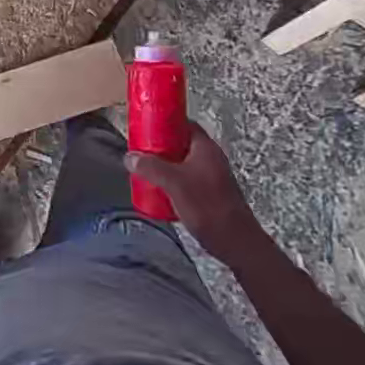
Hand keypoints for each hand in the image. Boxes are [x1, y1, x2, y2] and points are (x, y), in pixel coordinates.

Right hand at [126, 123, 268, 261]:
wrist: (234, 241)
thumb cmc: (207, 207)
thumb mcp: (174, 183)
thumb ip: (150, 167)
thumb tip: (129, 157)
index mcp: (205, 148)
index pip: (184, 124)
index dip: (164, 122)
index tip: (144, 125)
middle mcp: (209, 158)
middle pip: (180, 143)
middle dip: (158, 145)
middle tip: (138, 149)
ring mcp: (210, 176)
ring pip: (180, 162)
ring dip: (162, 164)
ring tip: (142, 168)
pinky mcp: (207, 193)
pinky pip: (183, 178)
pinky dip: (169, 178)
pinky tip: (155, 188)